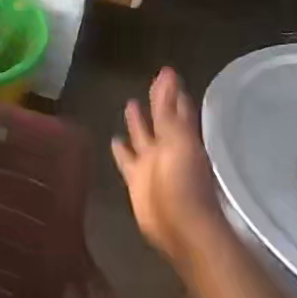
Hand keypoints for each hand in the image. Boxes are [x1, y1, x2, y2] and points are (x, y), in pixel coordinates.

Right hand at [111, 68, 224, 263]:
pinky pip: (126, 159)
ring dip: (137, 122)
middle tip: (151, 81)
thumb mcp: (178, 141)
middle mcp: (167, 147)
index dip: (171, 90)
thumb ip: (168, 111)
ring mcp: (151, 164)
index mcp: (181, 136)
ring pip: (142, 137)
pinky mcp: (135, 180)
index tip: (166, 71)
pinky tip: (113, 140)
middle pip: (160, 119)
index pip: (176, 108)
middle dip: (156, 101)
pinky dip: (121, 150)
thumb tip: (167, 75)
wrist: (179, 226)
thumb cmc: (183, 183)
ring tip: (129, 104)